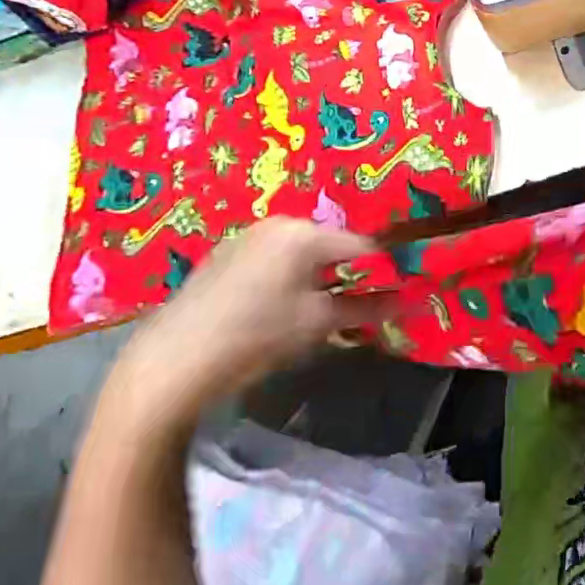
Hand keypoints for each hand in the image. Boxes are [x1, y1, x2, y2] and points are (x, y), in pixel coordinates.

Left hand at [106, 219, 382, 428]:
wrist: (173, 360)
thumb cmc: (256, 336)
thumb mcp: (318, 323)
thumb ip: (368, 308)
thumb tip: (411, 303)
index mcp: (304, 233)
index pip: (361, 244)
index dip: (384, 268)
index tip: (398, 291)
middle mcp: (277, 224)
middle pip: (331, 245)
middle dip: (350, 273)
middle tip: (359, 305)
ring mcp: (248, 237)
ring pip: (302, 253)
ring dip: (320, 276)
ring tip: (321, 311)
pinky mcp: (227, 255)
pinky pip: (275, 259)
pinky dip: (290, 277)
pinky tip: (281, 309)